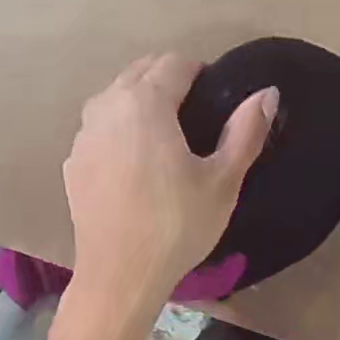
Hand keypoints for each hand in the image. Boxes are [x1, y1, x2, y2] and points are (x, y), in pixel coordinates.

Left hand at [61, 53, 276, 320]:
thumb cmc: (176, 227)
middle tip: (192, 120)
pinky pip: (98, 134)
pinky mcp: (72, 166)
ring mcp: (83, 137)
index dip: (200, 74)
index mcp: (145, 101)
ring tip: (161, 143)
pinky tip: (132, 170)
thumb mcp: (222, 183)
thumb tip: (267, 93)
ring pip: (114, 101)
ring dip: (138, 107)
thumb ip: (246, 131)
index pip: (175, 63)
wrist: (120, 276)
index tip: (214, 100)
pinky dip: (116, 137)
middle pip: (140, 73)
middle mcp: (106, 107)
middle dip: (167, 84)